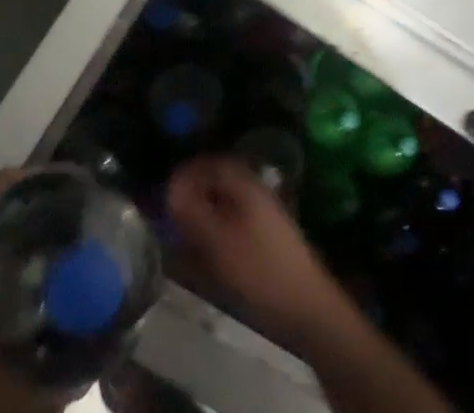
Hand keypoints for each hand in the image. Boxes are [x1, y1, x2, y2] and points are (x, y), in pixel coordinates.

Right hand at [165, 157, 357, 347]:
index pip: (213, 165)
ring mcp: (265, 220)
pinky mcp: (267, 243)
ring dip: (203, 218)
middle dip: (193, 197)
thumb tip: (172, 188)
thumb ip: (192, 212)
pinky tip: (205, 258)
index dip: (187, 173)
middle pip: (219, 185)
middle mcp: (257, 196)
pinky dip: (216, 236)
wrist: (306, 309)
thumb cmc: (260, 272)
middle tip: (171, 216)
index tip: (166, 191)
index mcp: (247, 188)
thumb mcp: (218, 241)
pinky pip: (234, 228)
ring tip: (183, 240)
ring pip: (225, 208)